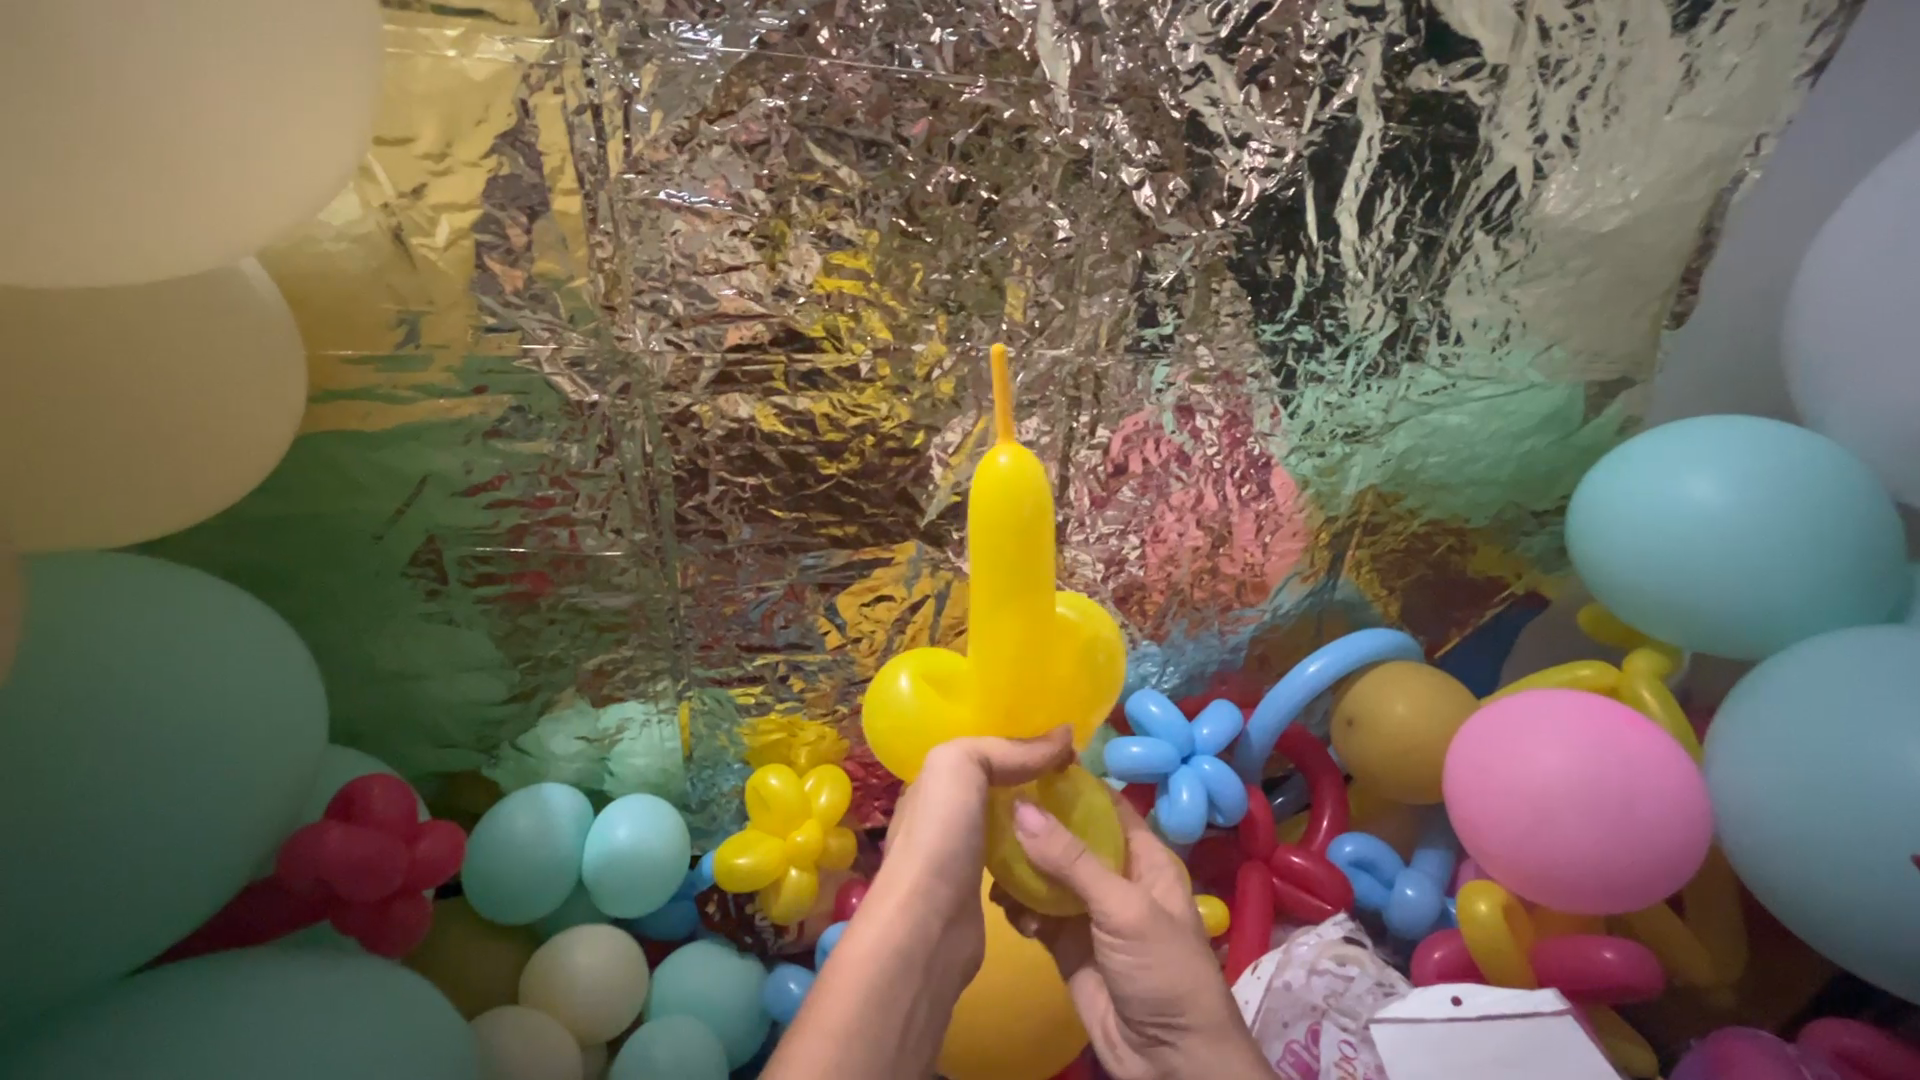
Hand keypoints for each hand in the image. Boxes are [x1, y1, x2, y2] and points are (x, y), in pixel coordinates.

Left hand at [861, 728, 1077, 996]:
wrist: (927, 927)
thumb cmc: (940, 836)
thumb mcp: (961, 766)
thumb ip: (1006, 748)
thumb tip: (1063, 736)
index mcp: (936, 779)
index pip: (985, 751)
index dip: (1025, 743)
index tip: (1070, 746)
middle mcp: (945, 814)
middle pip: (1000, 786)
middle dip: (1037, 779)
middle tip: (1084, 779)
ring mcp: (963, 856)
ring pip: (1011, 825)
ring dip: (1041, 819)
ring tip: (1084, 813)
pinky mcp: (982, 892)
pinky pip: (1017, 862)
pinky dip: (1039, 856)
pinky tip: (1065, 855)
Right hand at [998, 791, 1269, 1079]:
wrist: (1169, 1061)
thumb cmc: (1164, 970)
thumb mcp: (1124, 908)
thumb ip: (1072, 859)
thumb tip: (1020, 807)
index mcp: (1142, 856)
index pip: (1105, 804)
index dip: (1072, 781)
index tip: (1027, 759)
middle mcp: (1113, 875)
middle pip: (1068, 836)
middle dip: (1034, 823)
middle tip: (990, 805)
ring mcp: (1087, 911)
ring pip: (1045, 873)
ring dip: (1020, 867)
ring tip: (990, 859)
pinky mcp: (1065, 943)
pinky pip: (1034, 911)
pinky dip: (1018, 906)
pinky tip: (1005, 907)